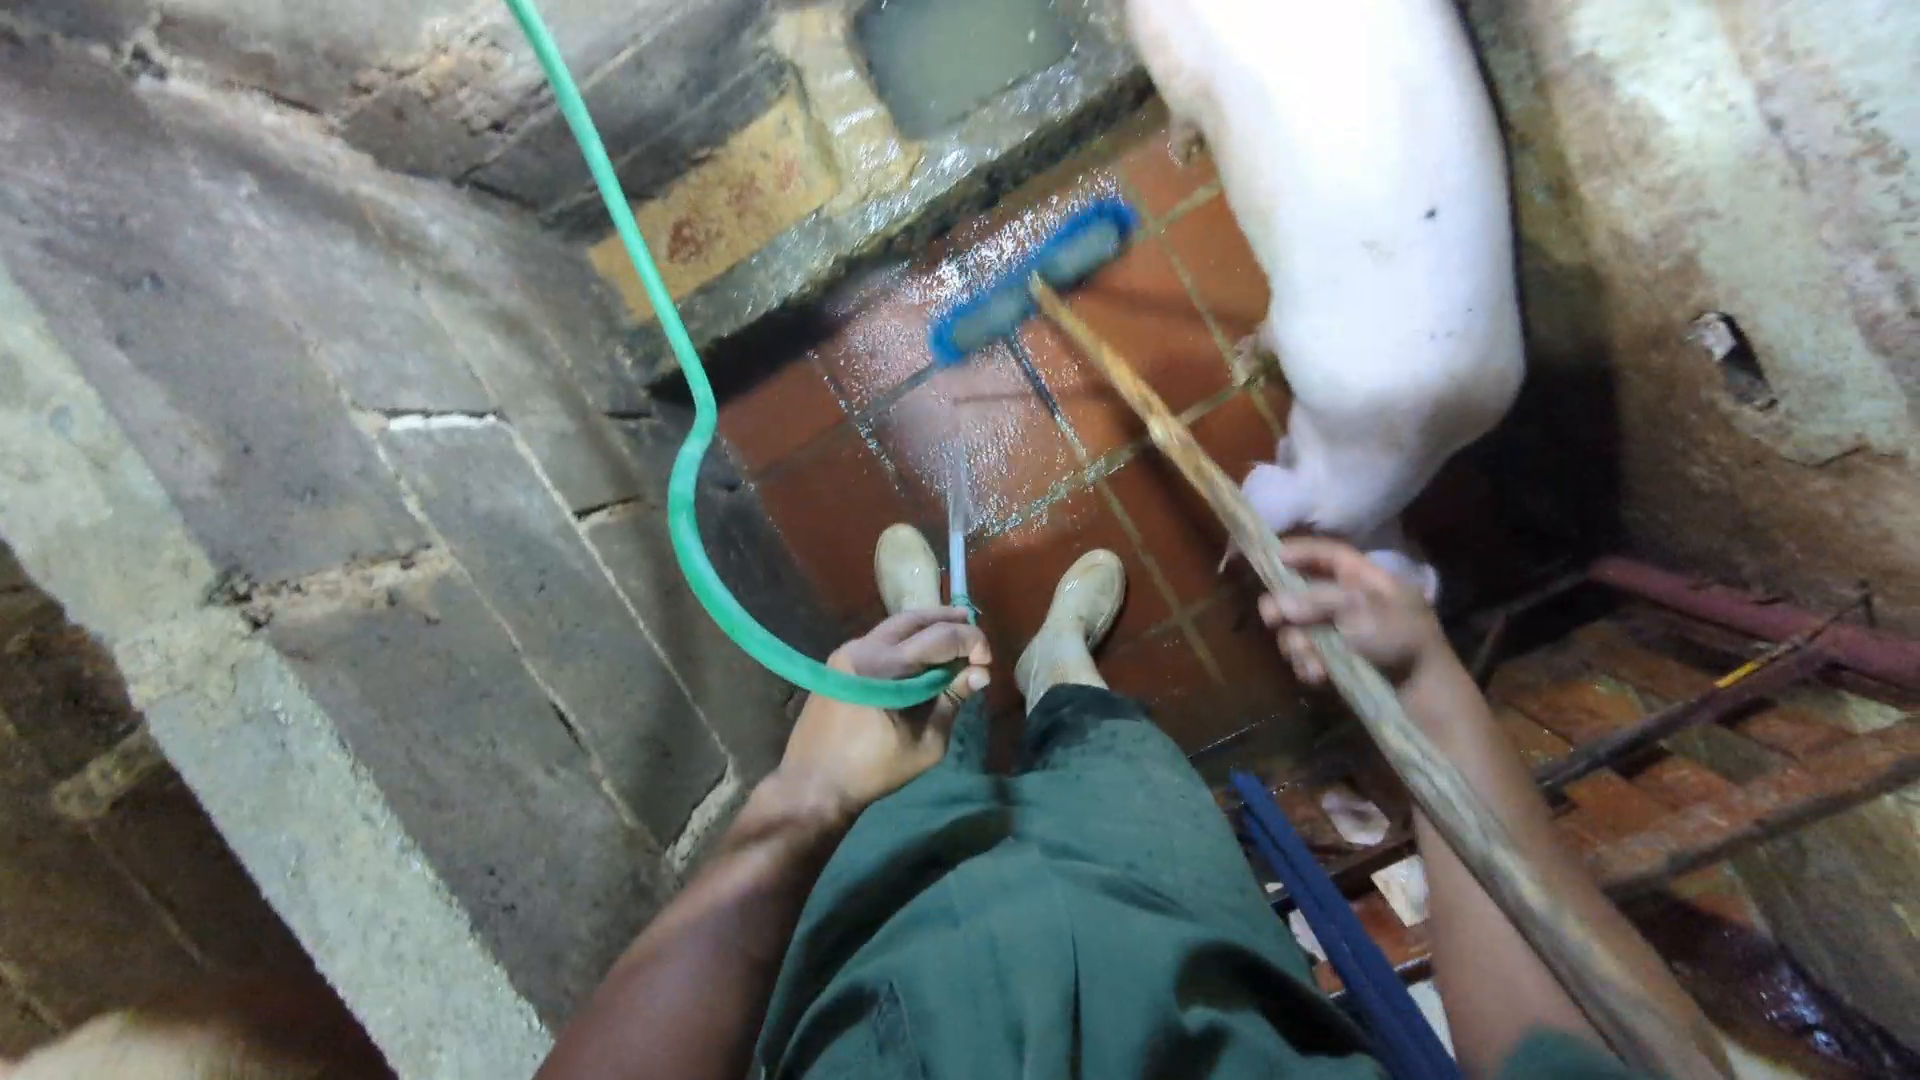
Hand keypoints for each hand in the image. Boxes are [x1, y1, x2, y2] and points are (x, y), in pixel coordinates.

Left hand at [776, 608, 990, 822]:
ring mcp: (847, 652)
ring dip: (927, 627)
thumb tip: (980, 673)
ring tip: (955, 636)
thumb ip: (952, 701)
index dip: (970, 641)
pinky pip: (881, 640)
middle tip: (975, 630)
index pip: (938, 637)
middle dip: (949, 622)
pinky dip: (907, 640)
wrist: (812, 785)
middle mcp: (862, 648)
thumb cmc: (872, 771)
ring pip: (896, 625)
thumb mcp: (926, 743)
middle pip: (915, 619)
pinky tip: (923, 655)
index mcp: (883, 667)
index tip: (986, 662)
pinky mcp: (840, 662)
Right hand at [1257, 537, 1450, 688]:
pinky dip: (1308, 665)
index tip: (1275, 556)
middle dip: (1286, 607)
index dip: (1304, 551)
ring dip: (1299, 644)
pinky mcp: (1337, 662)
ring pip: (1300, 628)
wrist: (1425, 698)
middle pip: (1304, 593)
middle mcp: (1353, 603)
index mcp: (1369, 581)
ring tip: (1312, 661)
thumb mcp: (1364, 611)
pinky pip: (1307, 656)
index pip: (1332, 556)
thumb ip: (1319, 601)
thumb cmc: (1403, 642)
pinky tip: (1319, 676)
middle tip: (1271, 618)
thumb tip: (1275, 603)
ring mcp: (1343, 634)